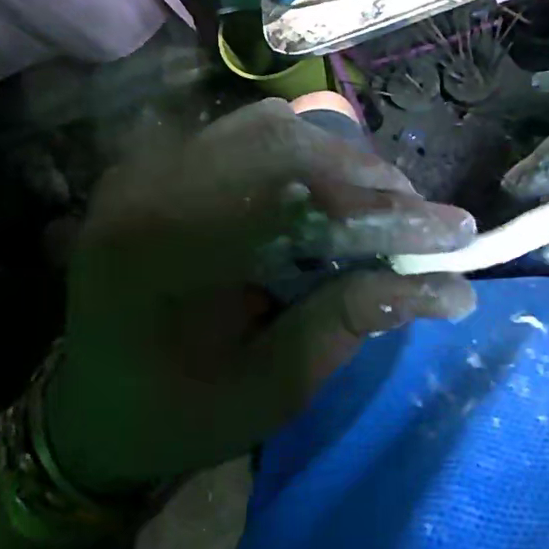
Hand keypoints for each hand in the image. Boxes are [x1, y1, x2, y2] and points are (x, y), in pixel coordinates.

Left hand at [48, 100, 477, 493]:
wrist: (95, 412)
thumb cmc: (177, 417)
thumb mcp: (268, 389)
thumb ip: (344, 323)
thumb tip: (443, 286)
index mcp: (162, 254)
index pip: (291, 203)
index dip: (380, 213)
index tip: (453, 232)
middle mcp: (144, 192)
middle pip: (276, 146)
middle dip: (362, 178)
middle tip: (416, 219)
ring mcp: (140, 175)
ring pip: (258, 132)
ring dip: (331, 162)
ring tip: (375, 208)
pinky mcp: (149, 175)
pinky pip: (233, 142)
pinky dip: (291, 161)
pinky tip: (319, 199)